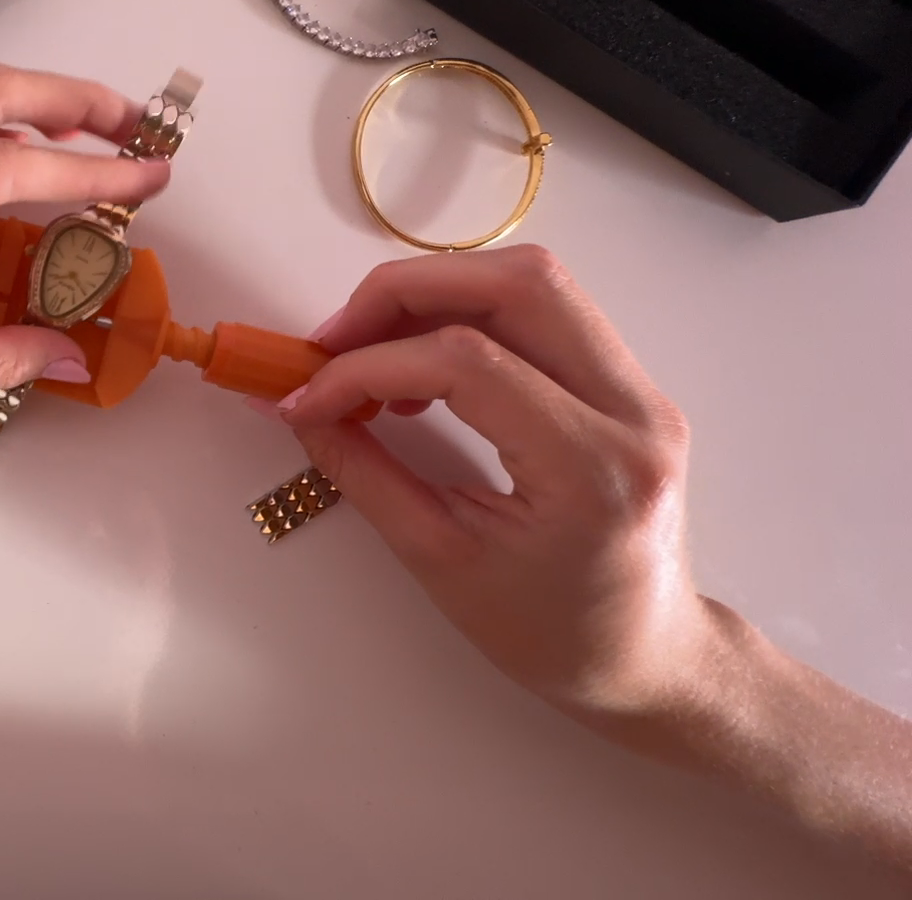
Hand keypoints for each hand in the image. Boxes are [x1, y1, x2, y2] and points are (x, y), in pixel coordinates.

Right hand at [263, 246, 707, 718]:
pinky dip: (453, 317)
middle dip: (402, 291)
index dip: (364, 368)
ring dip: (427, 296)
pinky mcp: (619, 383)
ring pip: (527, 281)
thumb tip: (290, 407)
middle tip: (331, 339)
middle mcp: (632, 407)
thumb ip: (357, 468)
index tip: (300, 398)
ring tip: (364, 351)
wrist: (648, 656)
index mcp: (590, 465)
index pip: (466, 364)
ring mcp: (637, 387)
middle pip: (518, 283)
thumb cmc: (541, 626)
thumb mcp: (431, 554)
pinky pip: (531, 312)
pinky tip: (411, 371)